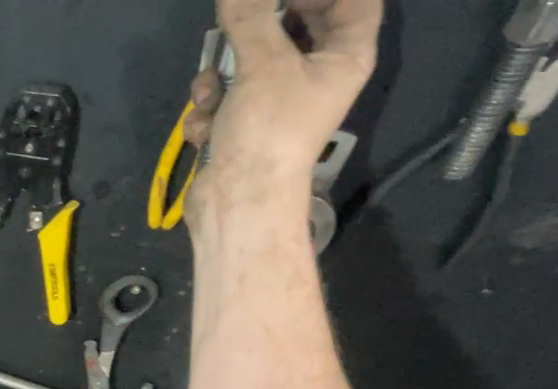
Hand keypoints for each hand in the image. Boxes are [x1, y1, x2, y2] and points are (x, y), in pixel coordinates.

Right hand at [185, 0, 380, 219]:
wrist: (237, 199)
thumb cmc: (269, 128)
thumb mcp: (263, 63)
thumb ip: (251, 17)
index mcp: (344, 56)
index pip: (351, 1)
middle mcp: (315, 76)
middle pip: (292, 31)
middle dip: (255, 32)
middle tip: (236, 22)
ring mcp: (276, 103)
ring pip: (247, 66)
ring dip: (218, 78)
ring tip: (209, 94)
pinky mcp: (242, 127)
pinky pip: (225, 101)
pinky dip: (210, 111)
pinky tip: (206, 128)